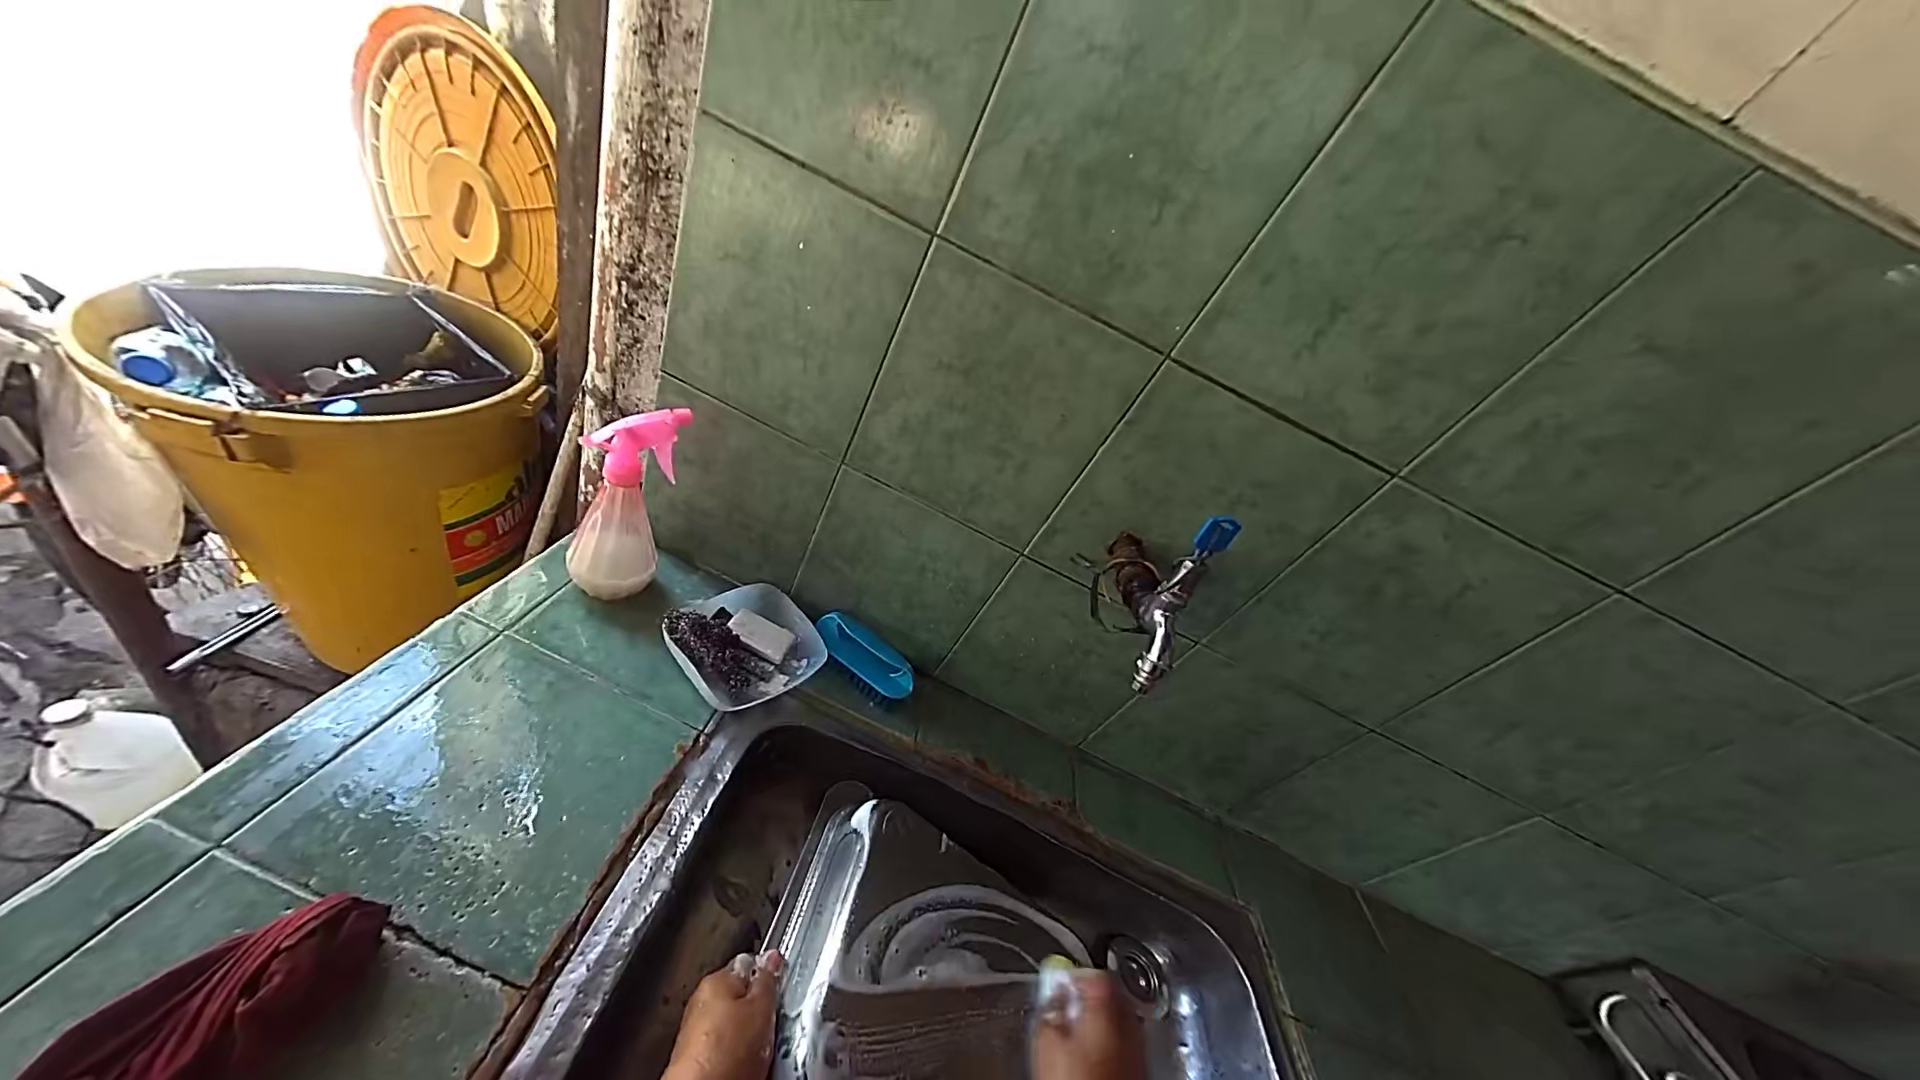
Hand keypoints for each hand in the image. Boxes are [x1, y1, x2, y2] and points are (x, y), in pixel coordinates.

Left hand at [663, 949, 784, 1079]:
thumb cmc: (726, 1052)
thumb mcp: (761, 1008)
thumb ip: (768, 980)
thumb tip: (772, 957)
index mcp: (715, 980)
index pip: (749, 966)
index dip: (768, 977)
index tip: (780, 989)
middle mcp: (702, 1003)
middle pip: (742, 999)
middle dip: (759, 1011)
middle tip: (772, 1024)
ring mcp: (698, 1035)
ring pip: (737, 1027)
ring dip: (750, 1036)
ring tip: (760, 1049)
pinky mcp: (699, 1062)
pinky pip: (728, 1049)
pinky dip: (739, 1056)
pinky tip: (746, 1065)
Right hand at [1033, 969, 1147, 1079]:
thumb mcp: (1046, 1041)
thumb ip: (1048, 1007)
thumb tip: (1052, 991)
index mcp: (1107, 1004)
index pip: (1095, 971)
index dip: (1075, 974)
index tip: (1059, 983)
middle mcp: (1129, 1020)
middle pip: (1110, 991)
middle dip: (1089, 995)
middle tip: (1067, 1006)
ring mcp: (1139, 1046)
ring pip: (1119, 1016)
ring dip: (1100, 1017)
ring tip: (1077, 1032)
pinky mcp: (1141, 1069)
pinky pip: (1125, 1040)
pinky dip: (1111, 1039)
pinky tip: (1093, 1055)